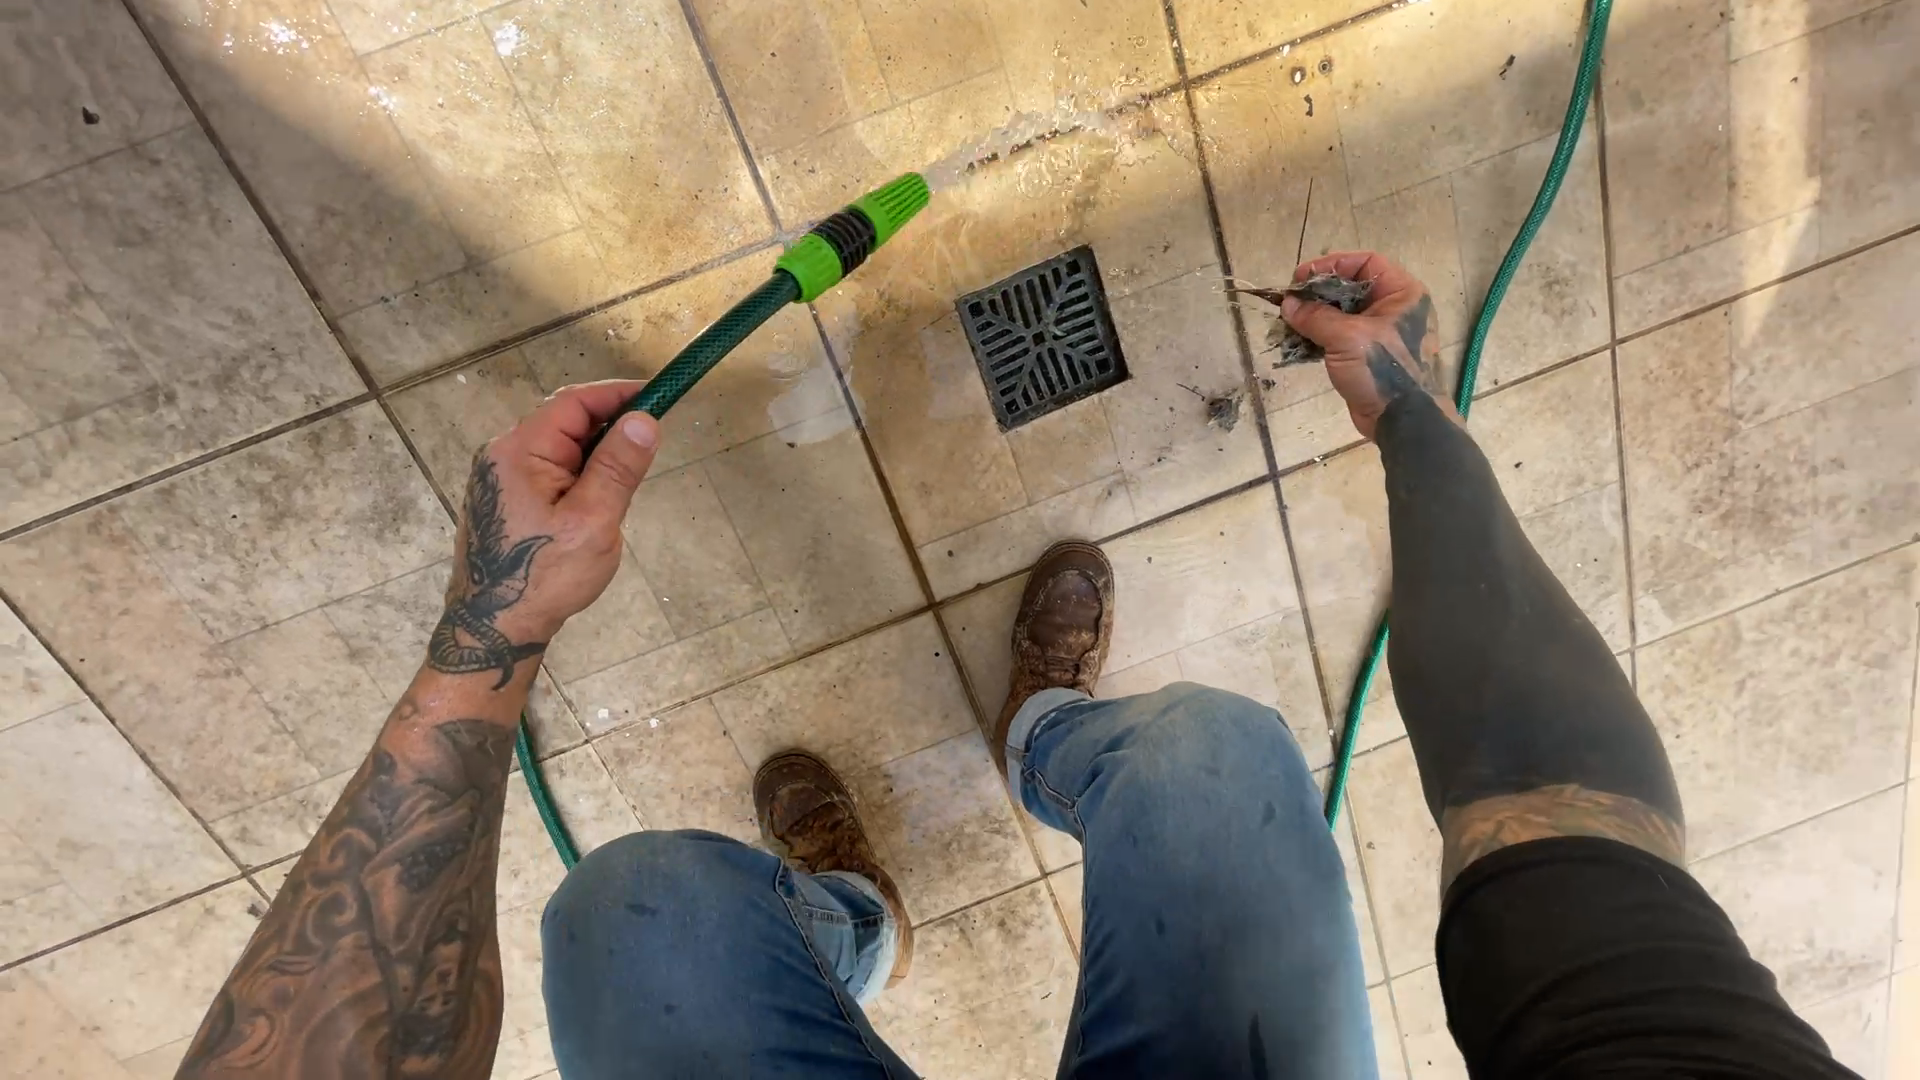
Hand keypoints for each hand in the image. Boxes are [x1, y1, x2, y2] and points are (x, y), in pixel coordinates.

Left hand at [430, 380, 659, 686]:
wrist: (494, 627)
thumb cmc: (545, 575)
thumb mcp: (593, 520)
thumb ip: (618, 467)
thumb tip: (645, 420)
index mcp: (521, 450)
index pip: (574, 402)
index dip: (618, 394)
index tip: (660, 397)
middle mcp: (506, 454)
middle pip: (567, 421)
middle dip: (614, 425)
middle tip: (655, 444)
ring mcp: (505, 478)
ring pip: (564, 448)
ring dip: (602, 454)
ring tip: (632, 477)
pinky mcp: (511, 499)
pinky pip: (555, 470)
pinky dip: (586, 473)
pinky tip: (604, 497)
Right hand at [1279, 251, 1451, 438]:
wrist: (1400, 418)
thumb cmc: (1383, 370)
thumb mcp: (1347, 338)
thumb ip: (1315, 317)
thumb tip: (1287, 304)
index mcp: (1401, 293)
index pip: (1366, 263)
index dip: (1332, 265)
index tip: (1301, 276)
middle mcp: (1392, 308)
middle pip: (1349, 288)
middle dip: (1317, 293)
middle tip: (1289, 300)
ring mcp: (1378, 333)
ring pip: (1340, 314)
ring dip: (1312, 317)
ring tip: (1287, 322)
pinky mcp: (1364, 355)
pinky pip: (1337, 336)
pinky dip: (1316, 337)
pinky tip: (1296, 341)